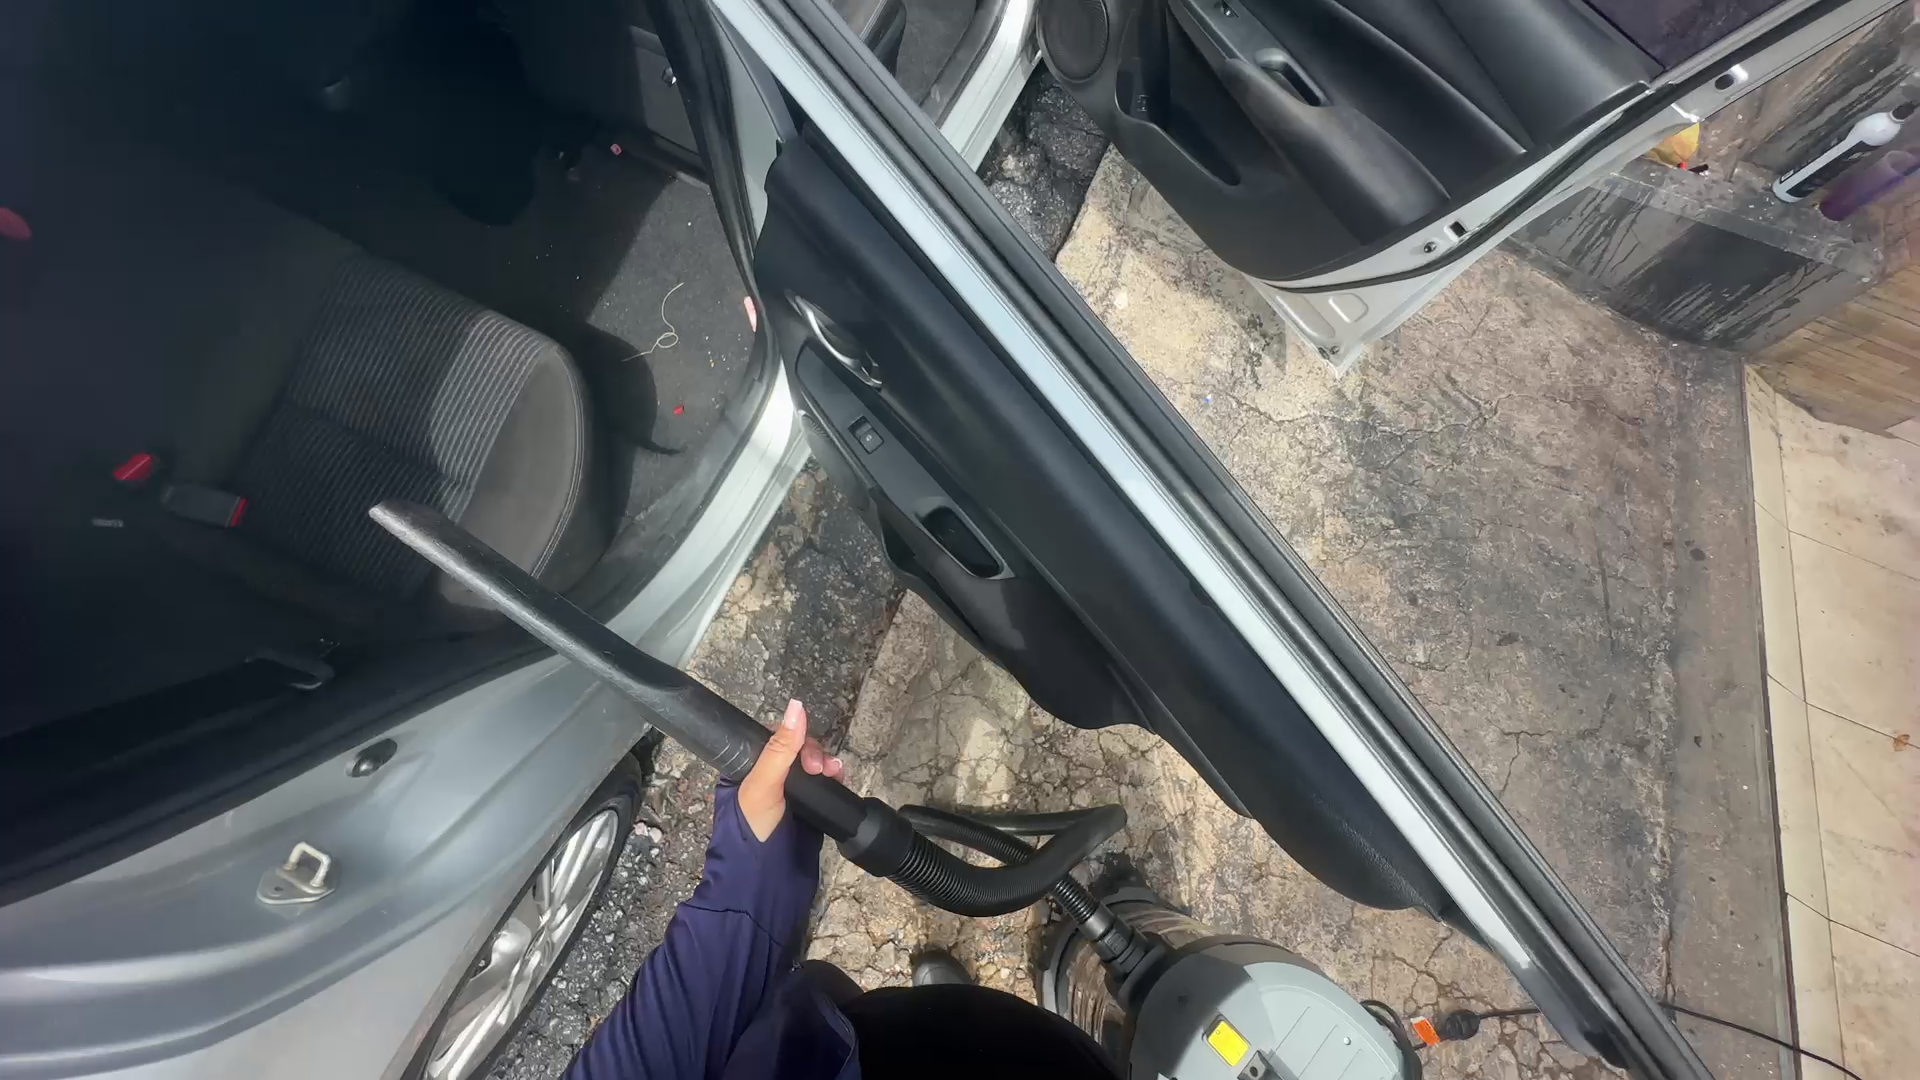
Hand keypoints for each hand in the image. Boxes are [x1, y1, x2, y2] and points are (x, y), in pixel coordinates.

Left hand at [737, 699, 843, 840]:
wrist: (768, 882)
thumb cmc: (755, 830)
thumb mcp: (763, 785)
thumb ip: (780, 747)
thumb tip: (797, 705)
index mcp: (748, 769)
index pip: (774, 737)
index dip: (793, 736)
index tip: (805, 751)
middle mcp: (768, 778)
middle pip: (797, 749)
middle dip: (813, 753)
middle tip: (819, 769)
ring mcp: (789, 794)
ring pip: (812, 764)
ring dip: (826, 763)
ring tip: (833, 773)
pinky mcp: (808, 808)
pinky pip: (823, 783)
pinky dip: (833, 777)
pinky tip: (839, 779)